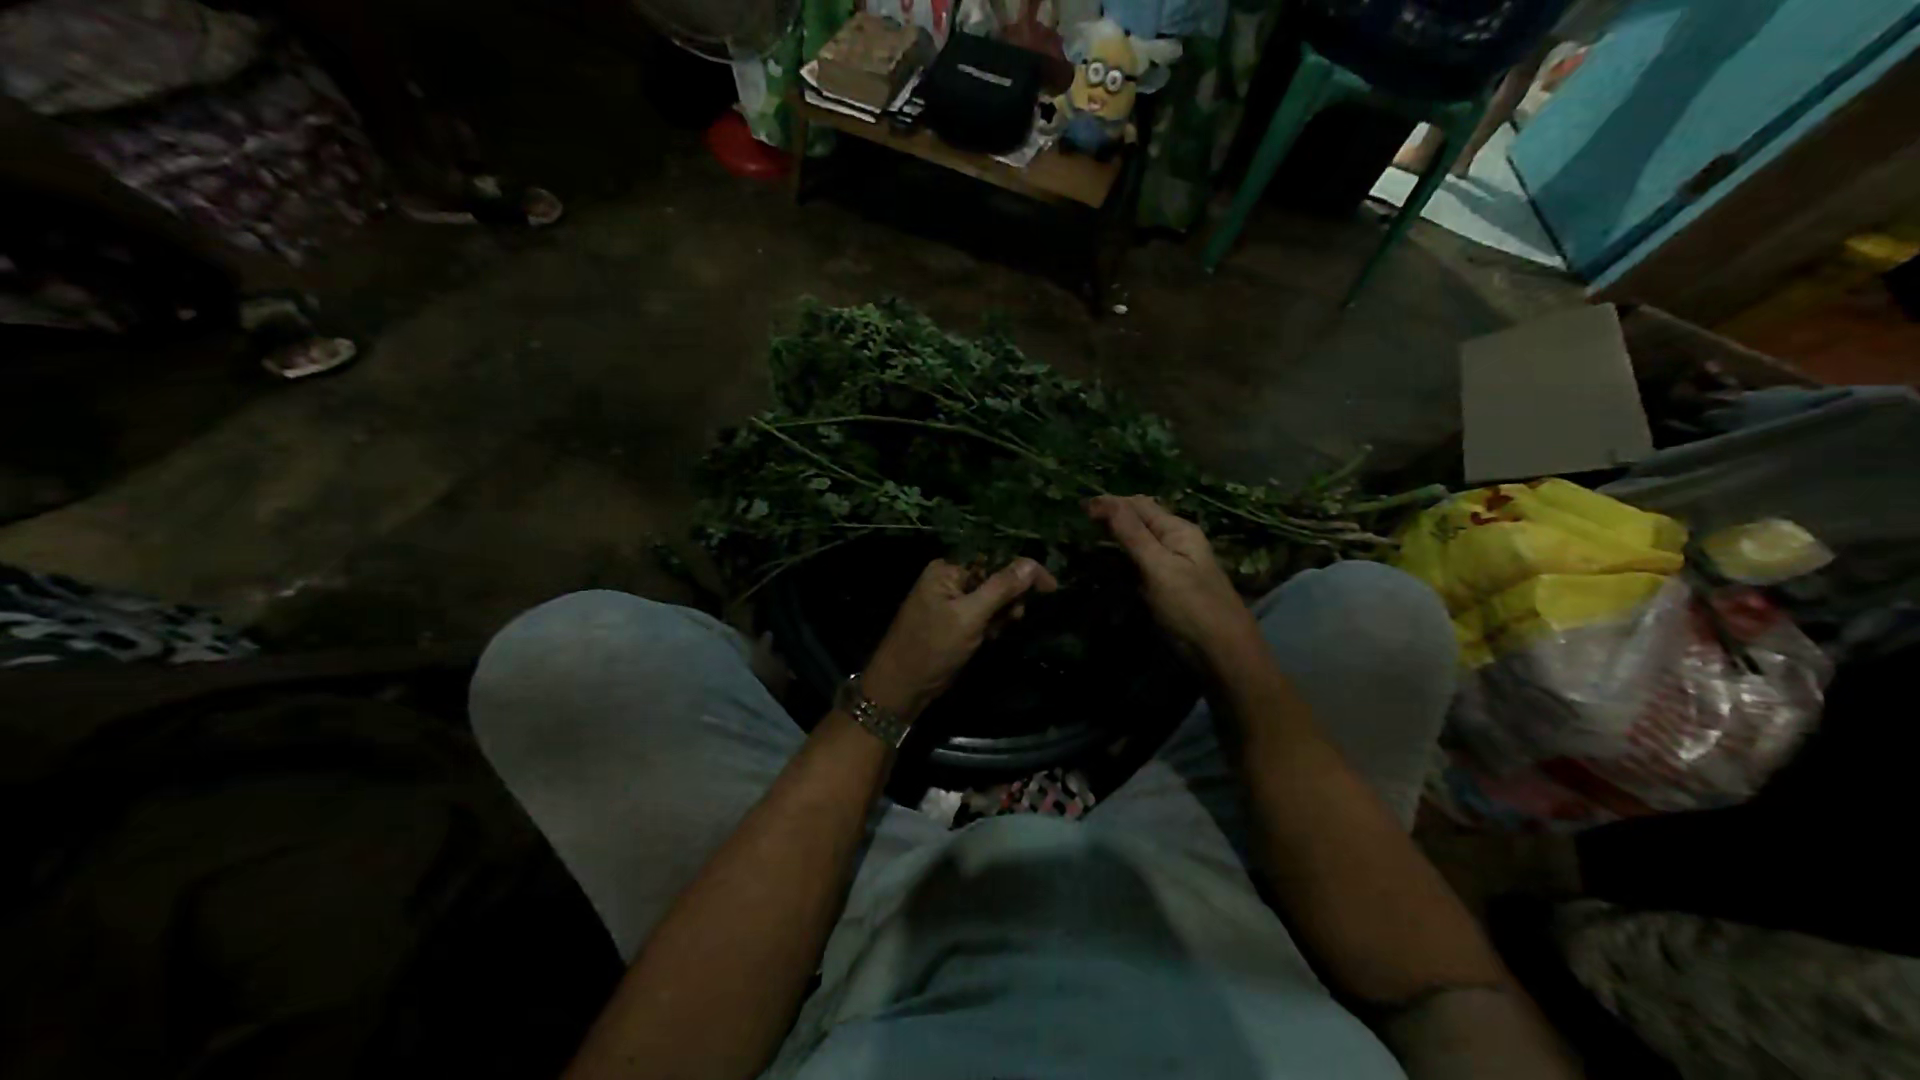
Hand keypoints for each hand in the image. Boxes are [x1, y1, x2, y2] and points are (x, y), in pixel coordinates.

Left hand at [861, 557, 1059, 721]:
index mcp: (947, 569)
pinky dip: (991, 625)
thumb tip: (1031, 563)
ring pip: (992, 598)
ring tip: (994, 633)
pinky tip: (988, 638)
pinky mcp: (954, 621)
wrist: (903, 686)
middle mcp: (949, 579)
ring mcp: (951, 600)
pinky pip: (982, 614)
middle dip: (1010, 598)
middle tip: (1013, 619)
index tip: (1050, 587)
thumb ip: (1001, 588)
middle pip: (995, 577)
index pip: (994, 558)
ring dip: (1001, 615)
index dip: (1023, 570)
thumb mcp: (970, 616)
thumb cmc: (933, 648)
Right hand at [1088, 495, 1261, 664]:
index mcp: (1177, 530)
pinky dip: (1120, 562)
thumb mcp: (1160, 567)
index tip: (1078, 507)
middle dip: (1110, 517)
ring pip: (1136, 544)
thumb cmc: (1192, 607)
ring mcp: (1170, 565)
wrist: (1222, 653)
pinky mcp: (1164, 587)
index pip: (1138, 505)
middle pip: (1138, 521)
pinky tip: (1104, 566)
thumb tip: (1104, 500)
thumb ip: (1133, 534)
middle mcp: (1174, 542)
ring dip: (1114, 540)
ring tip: (1084, 540)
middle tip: (1077, 522)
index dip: (1109, 503)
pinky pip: (1138, 566)